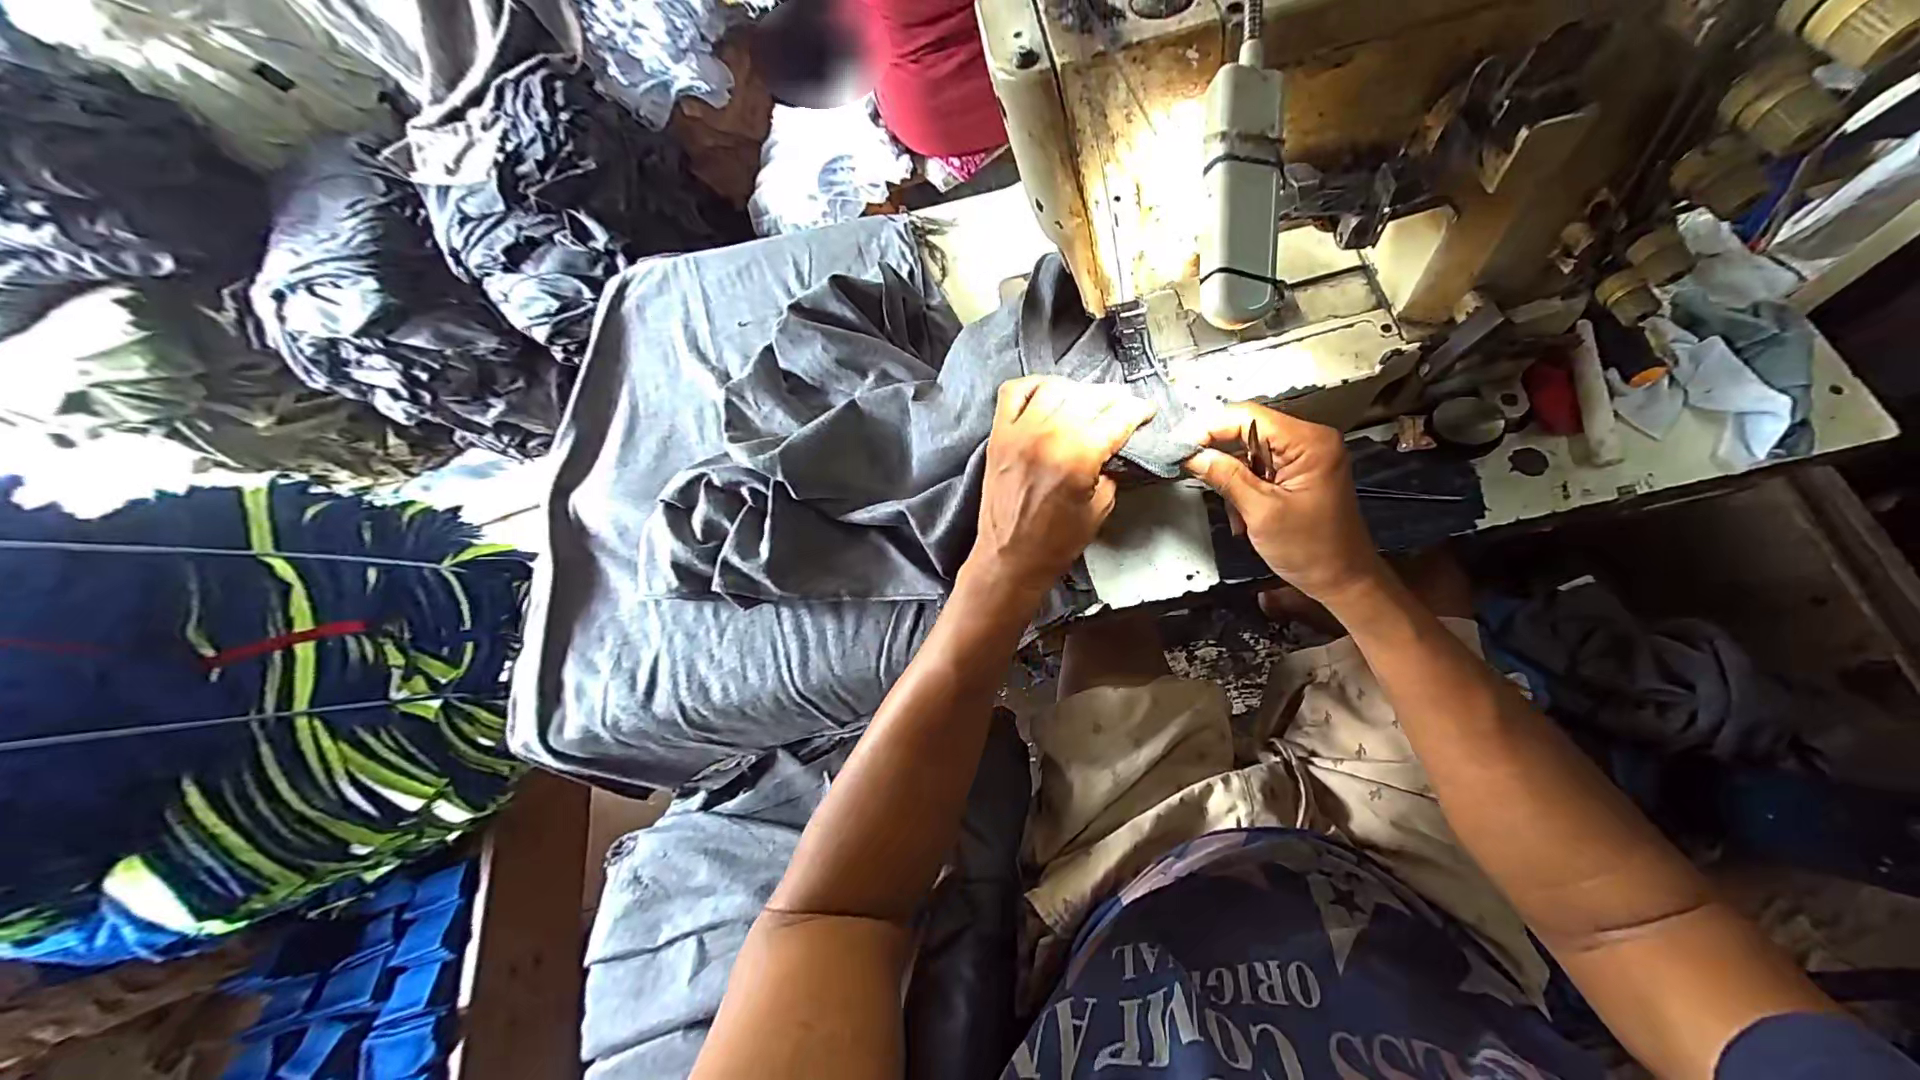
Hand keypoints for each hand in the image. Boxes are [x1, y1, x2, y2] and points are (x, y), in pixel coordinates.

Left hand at [966, 376, 1156, 597]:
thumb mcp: (1100, 508)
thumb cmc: (1054, 542)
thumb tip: (1116, 447)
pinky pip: (1014, 392)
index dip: (1138, 411)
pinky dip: (1033, 386)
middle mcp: (1047, 436)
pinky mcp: (998, 435)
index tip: (1144, 411)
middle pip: (1089, 396)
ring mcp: (1019, 432)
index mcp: (1076, 456)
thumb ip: (1111, 469)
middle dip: (1113, 400)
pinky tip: (1048, 394)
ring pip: (1055, 387)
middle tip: (1121, 410)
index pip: (1117, 415)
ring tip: (1087, 403)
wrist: (1010, 558)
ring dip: (1077, 391)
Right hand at [1182, 402, 1387, 606]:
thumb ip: (1226, 477)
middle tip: (1194, 471)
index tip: (1182, 445)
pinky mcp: (1297, 473)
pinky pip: (1258, 469)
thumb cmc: (1316, 550)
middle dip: (1221, 457)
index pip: (1248, 417)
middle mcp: (1310, 442)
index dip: (1209, 427)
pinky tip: (1245, 515)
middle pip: (1247, 431)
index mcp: (1310, 443)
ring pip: (1248, 453)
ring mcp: (1304, 458)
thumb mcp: (1261, 512)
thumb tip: (1195, 455)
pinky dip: (1243, 489)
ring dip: (1232, 480)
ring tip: (1237, 512)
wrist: (1343, 580)